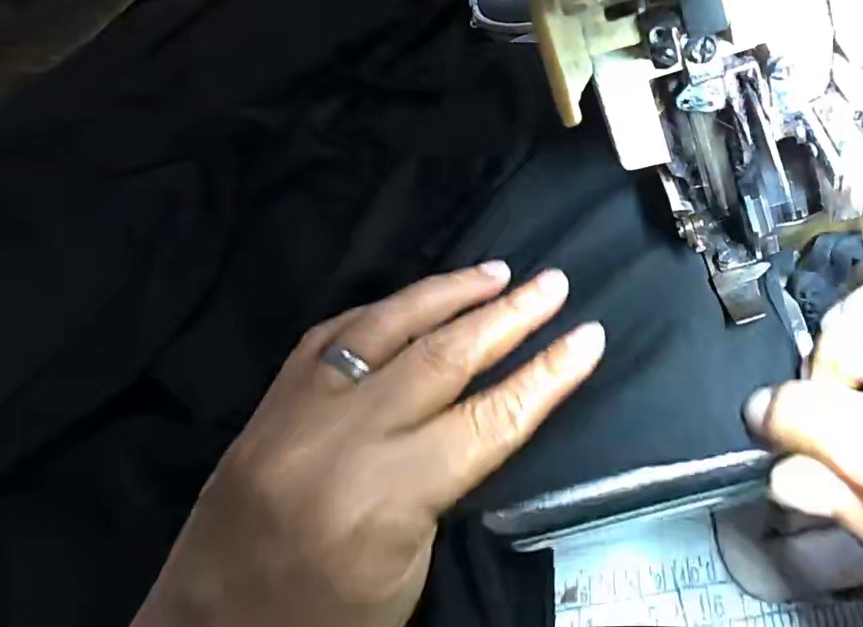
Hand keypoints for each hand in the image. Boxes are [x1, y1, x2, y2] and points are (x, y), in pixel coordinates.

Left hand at [133, 262, 604, 626]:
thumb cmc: (321, 624)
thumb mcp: (407, 571)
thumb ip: (448, 479)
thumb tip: (489, 405)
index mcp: (384, 498)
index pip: (488, 419)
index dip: (546, 375)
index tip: (588, 337)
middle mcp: (344, 436)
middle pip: (446, 356)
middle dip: (510, 315)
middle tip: (553, 282)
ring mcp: (302, 404)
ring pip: (390, 324)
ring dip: (451, 292)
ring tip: (497, 271)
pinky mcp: (275, 393)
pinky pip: (340, 330)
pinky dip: (387, 307)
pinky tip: (418, 295)